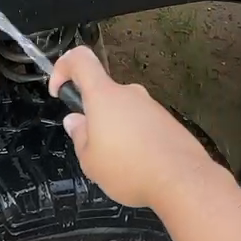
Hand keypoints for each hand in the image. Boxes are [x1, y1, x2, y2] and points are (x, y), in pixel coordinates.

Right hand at [49, 46, 221, 208]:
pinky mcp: (168, 123)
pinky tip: (140, 167)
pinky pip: (143, 126)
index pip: (80, 60)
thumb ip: (79, 137)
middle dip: (94, 118)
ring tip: (119, 165)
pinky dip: (136, 141)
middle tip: (93, 149)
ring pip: (125, 113)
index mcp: (104, 96)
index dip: (63, 68)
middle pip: (104, 95)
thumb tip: (75, 121)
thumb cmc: (129, 169)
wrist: (182, 180)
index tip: (58, 90)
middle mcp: (130, 94)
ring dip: (116, 132)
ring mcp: (152, 107)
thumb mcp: (90, 161)